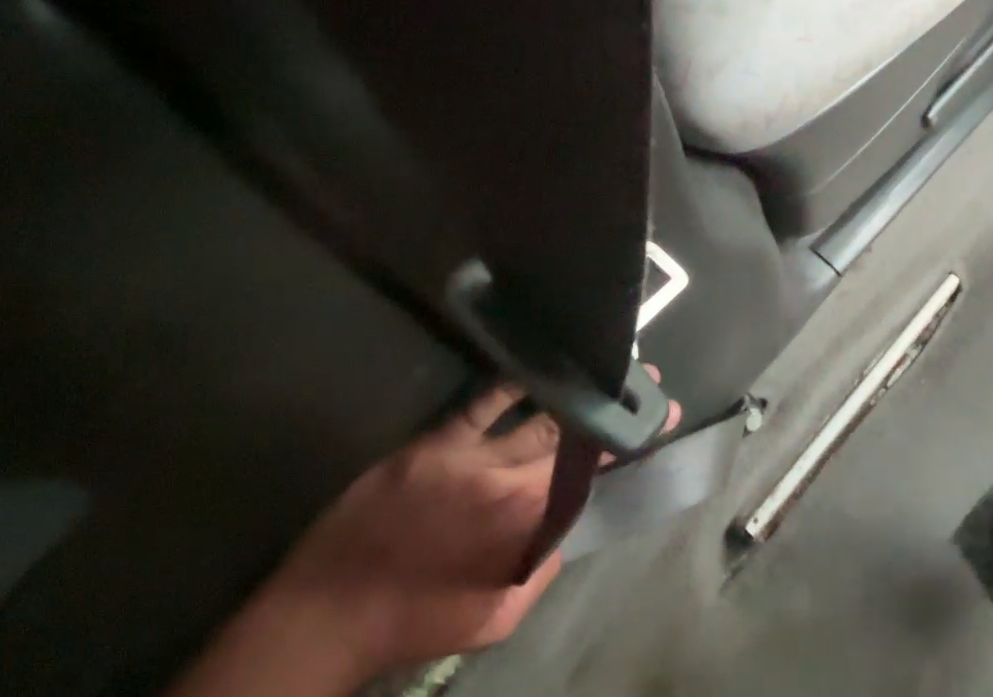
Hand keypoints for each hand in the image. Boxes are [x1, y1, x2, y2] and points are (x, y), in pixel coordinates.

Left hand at [168, 370, 679, 696]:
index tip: (664, 413)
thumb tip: (566, 526)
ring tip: (602, 371)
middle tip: (647, 382)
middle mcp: (506, 476)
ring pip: (536, 415)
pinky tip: (532, 372)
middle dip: (612, 409)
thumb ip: (545, 564)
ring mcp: (466, 454)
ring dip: (575, 394)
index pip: (594, 468)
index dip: (631, 439)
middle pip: (573, 433)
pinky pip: (480, 405)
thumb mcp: (501, 613)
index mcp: (527, 518)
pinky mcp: (430, 444)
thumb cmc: (419, 621)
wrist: (327, 613)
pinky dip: (510, 388)